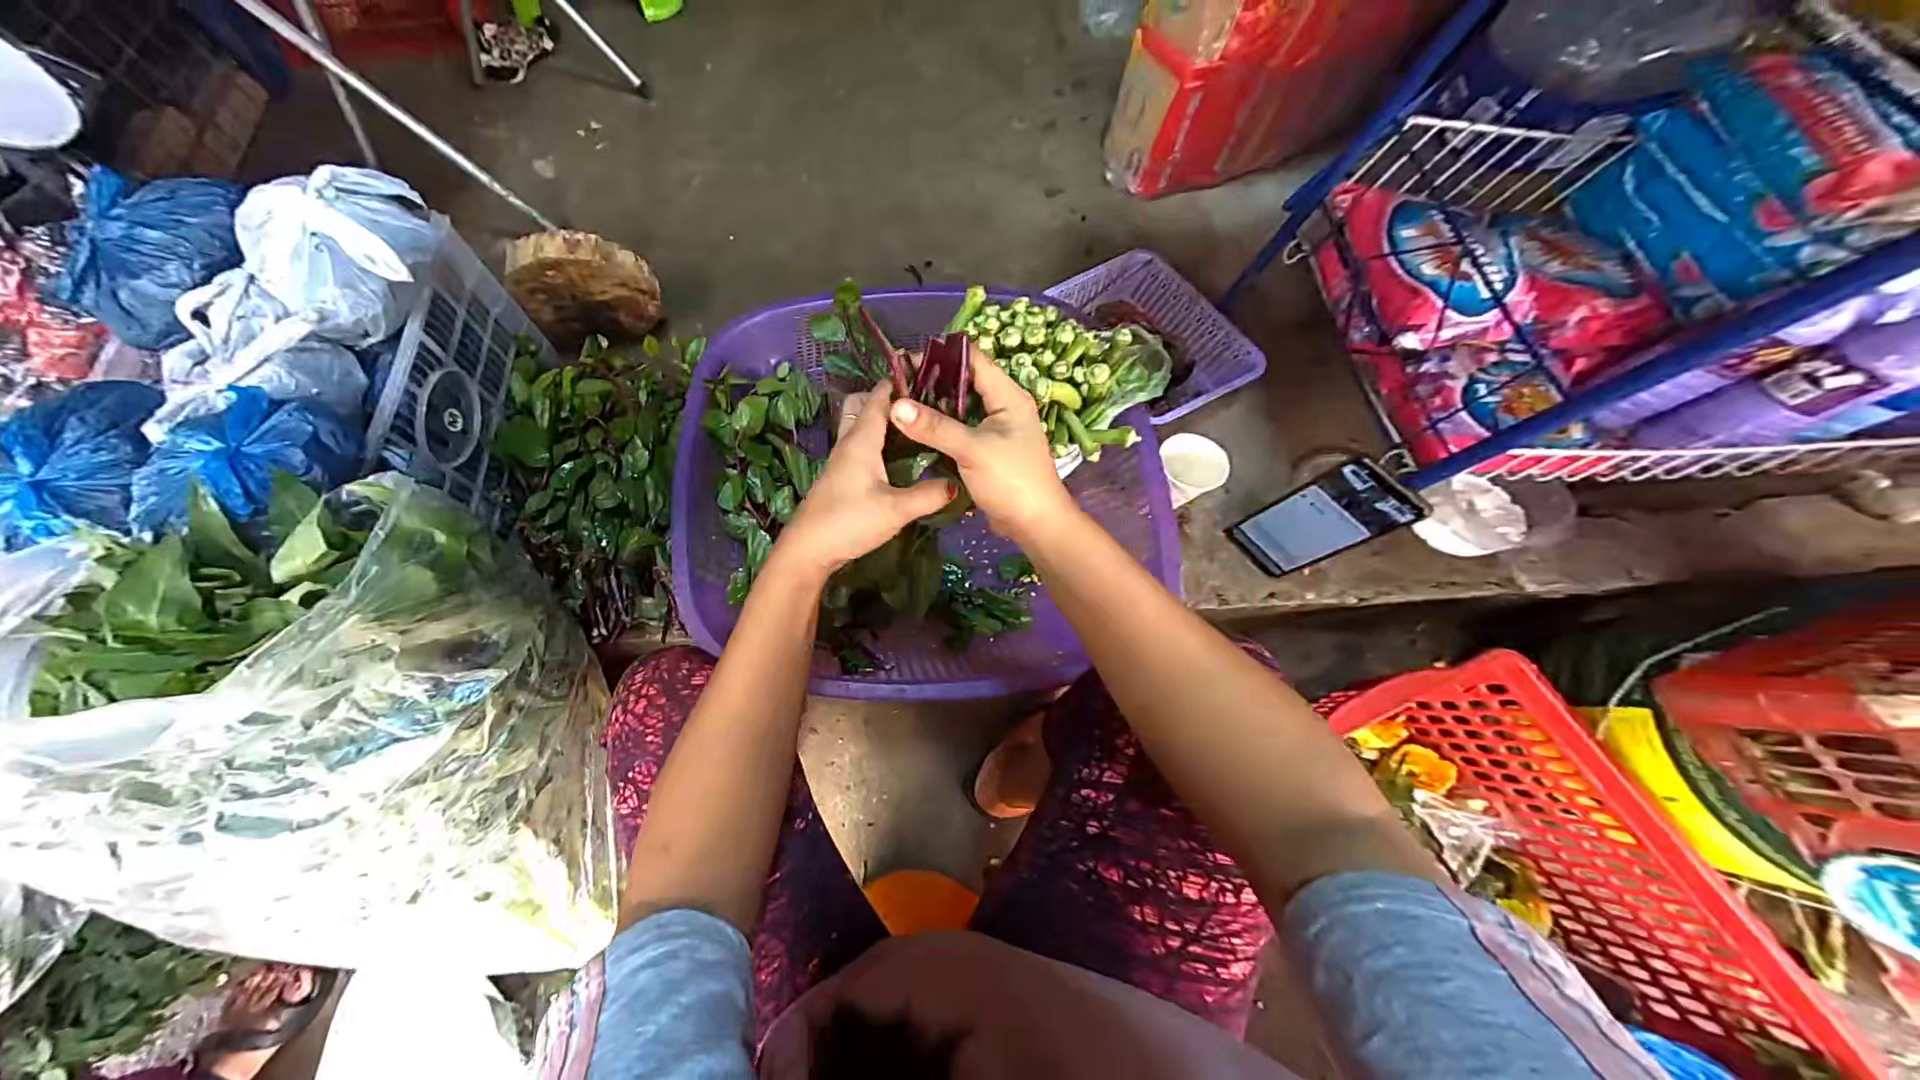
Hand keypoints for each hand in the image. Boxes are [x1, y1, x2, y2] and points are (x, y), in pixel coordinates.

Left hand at [770, 385, 956, 577]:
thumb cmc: (849, 522)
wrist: (809, 550)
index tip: (931, 375)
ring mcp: (844, 460)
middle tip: (926, 403)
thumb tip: (958, 483)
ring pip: (865, 426)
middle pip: (867, 405)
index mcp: (862, 440)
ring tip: (920, 426)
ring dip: (888, 420)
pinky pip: (865, 445)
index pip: (880, 397)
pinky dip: (883, 440)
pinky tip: (902, 456)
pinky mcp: (844, 476)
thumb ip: (928, 495)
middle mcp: (850, 443)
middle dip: (893, 397)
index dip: (902, 381)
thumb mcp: (895, 510)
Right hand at [887, 340, 1076, 543]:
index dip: (940, 355)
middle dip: (932, 381)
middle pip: (964, 382)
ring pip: (960, 407)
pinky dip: (940, 427)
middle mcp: (1003, 407)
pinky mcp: (987, 450)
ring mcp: (995, 429)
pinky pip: (960, 429)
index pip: (973, 359)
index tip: (905, 361)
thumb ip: (935, 427)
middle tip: (896, 384)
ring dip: (934, 405)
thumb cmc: (1012, 481)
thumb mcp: (972, 450)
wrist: (1036, 524)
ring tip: (899, 402)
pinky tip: (915, 429)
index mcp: (1008, 396)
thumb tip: (895, 405)